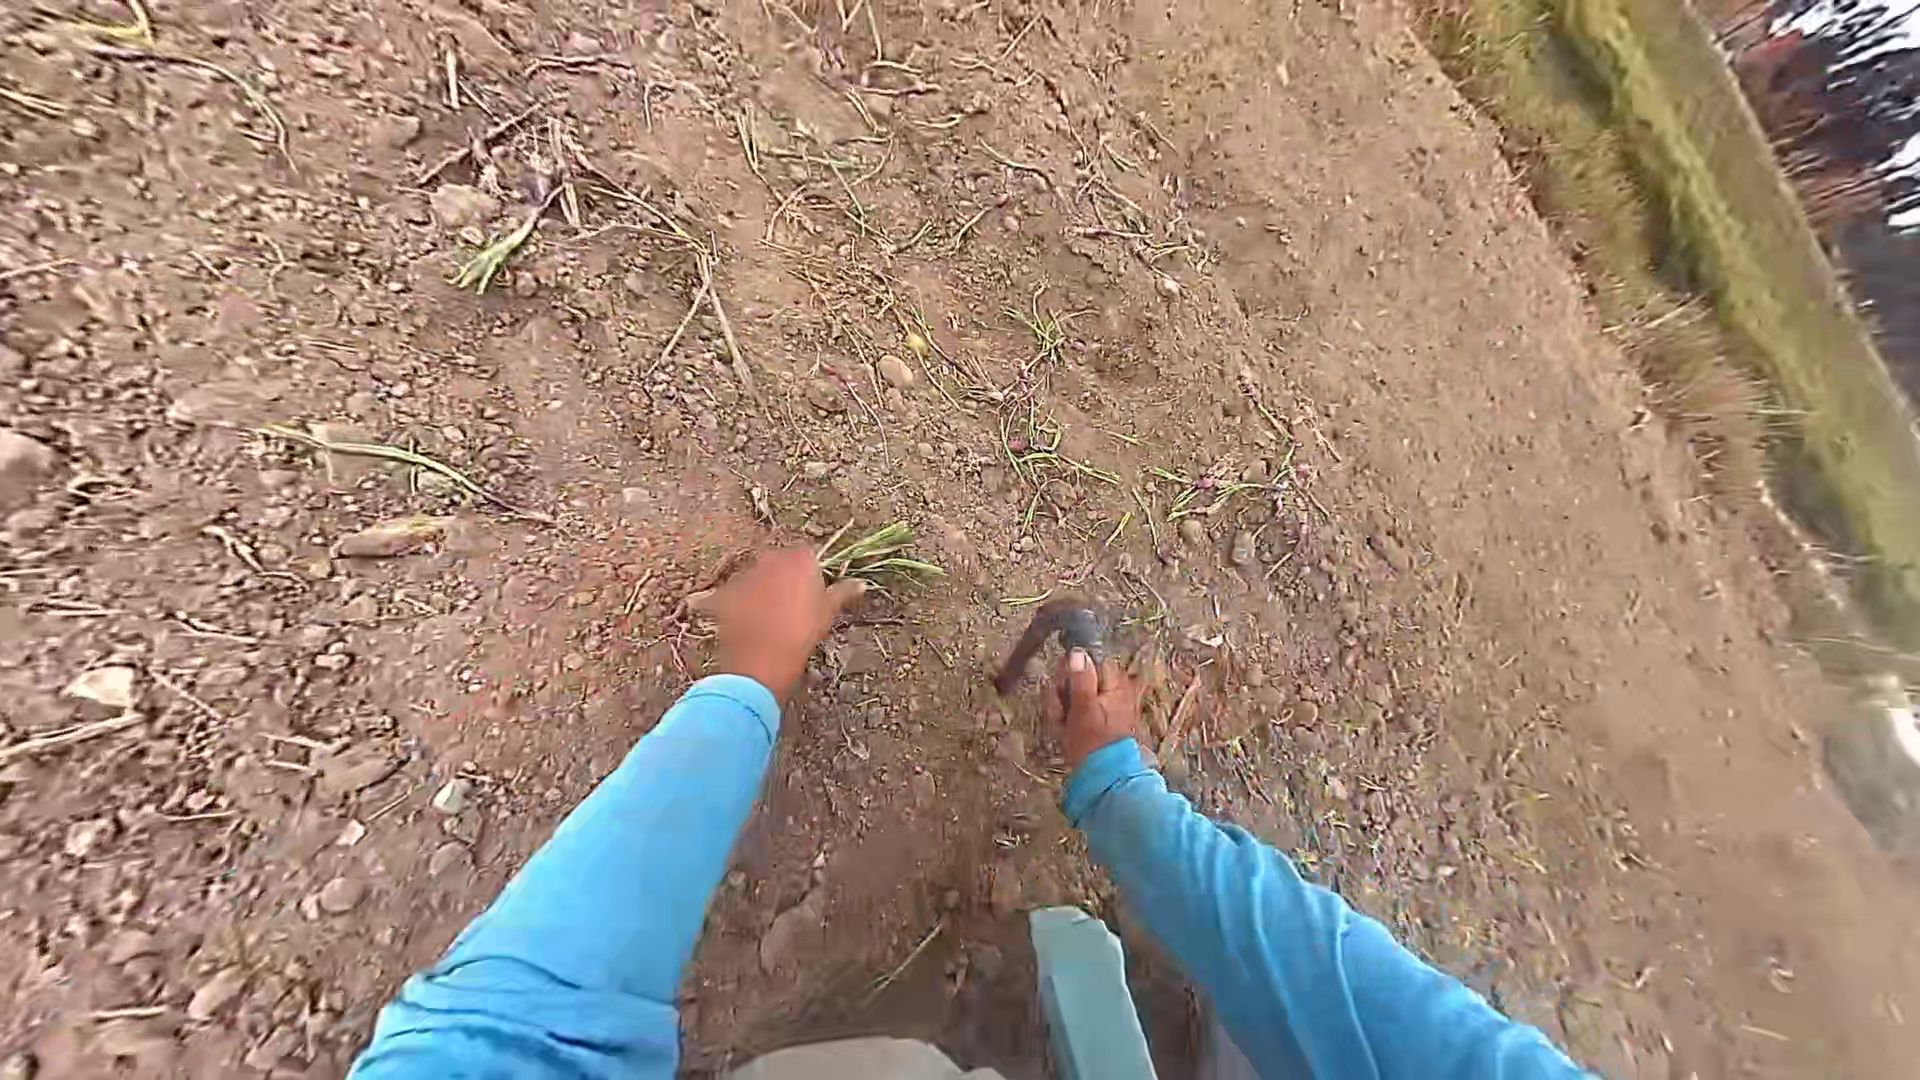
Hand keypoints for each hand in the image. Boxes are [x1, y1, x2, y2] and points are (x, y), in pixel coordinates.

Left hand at [696, 549, 865, 700]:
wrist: (761, 662)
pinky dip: (745, 598)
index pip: (806, 552)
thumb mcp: (828, 611)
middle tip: (795, 600)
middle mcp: (770, 560)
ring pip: (759, 573)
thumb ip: (843, 591)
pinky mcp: (726, 592)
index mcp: (798, 559)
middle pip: (780, 560)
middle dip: (786, 574)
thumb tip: (861, 584)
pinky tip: (753, 619)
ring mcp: (745, 574)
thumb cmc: (801, 634)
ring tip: (773, 613)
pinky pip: (739, 589)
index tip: (814, 587)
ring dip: (765, 585)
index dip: (811, 569)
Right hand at [1043, 648, 1140, 769]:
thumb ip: (1080, 679)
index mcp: (1114, 685)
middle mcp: (1108, 691)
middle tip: (1062, 706)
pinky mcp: (1087, 719)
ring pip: (1068, 691)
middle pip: (1076, 674)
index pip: (1090, 660)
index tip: (1063, 681)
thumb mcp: (1085, 708)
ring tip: (1063, 722)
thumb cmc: (1094, 743)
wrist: (1100, 779)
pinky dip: (1062, 717)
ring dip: (1059, 705)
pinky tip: (1063, 729)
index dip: (1072, 667)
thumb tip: (1077, 653)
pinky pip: (1068, 708)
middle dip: (1062, 689)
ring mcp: (1097, 705)